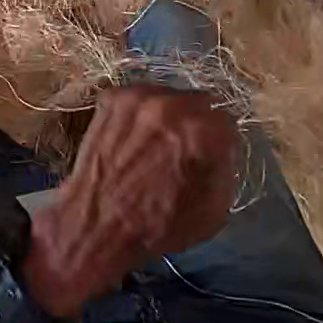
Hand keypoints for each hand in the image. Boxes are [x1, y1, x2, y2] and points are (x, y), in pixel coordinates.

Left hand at [25, 85, 238, 316]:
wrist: (96, 224)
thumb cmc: (159, 226)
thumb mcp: (214, 208)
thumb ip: (224, 167)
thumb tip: (220, 148)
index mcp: (204, 132)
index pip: (226, 123)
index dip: (218, 143)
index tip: (207, 154)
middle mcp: (174, 106)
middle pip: (198, 104)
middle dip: (194, 124)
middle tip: (180, 147)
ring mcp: (140, 97)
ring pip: (167, 97)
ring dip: (166, 115)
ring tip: (153, 142)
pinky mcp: (113, 97)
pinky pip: (138, 98)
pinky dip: (138, 113)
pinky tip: (132, 136)